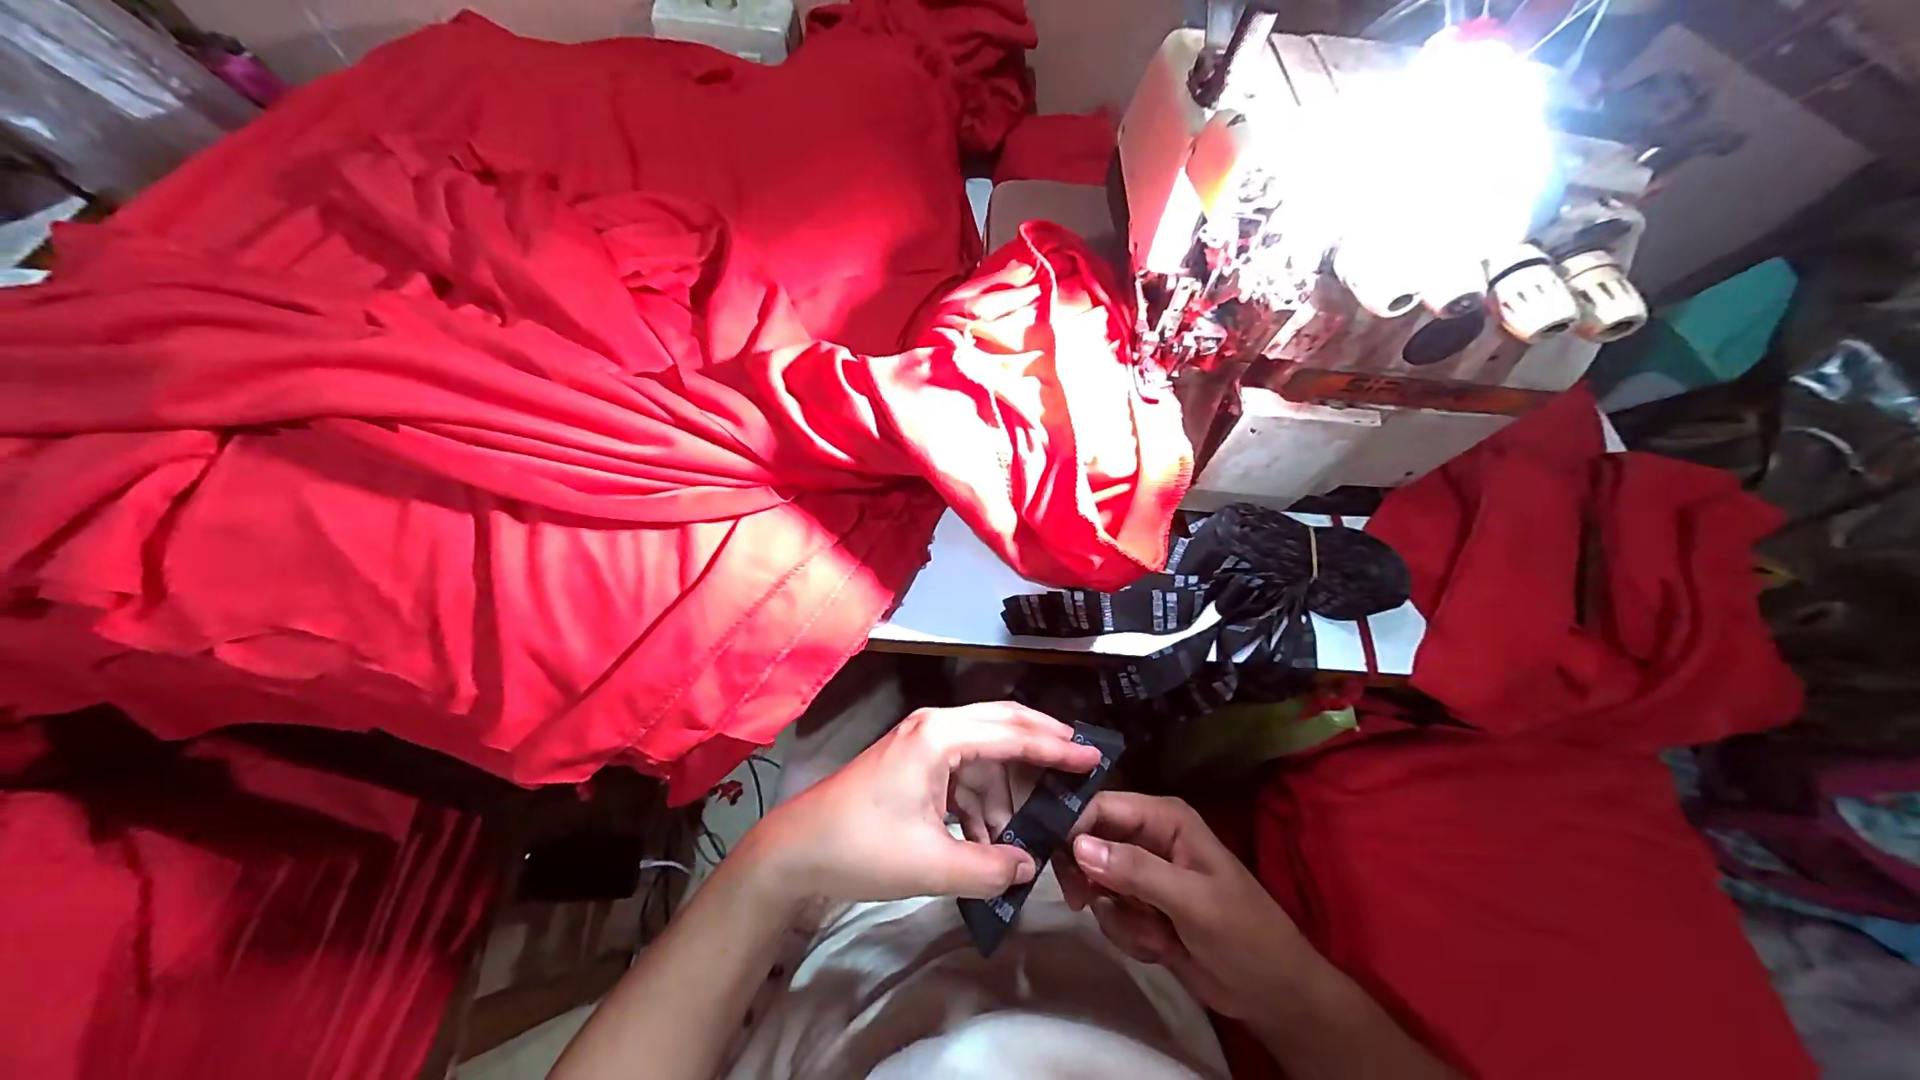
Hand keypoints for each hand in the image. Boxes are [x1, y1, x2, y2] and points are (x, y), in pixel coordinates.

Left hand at [733, 702, 1102, 906]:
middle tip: (1079, 768)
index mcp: (940, 735)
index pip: (1012, 733)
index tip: (1094, 756)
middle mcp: (935, 728)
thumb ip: (990, 868)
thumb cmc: (862, 848)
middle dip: (1041, 748)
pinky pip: (964, 777)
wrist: (796, 852)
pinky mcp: (915, 766)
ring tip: (1031, 829)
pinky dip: (983, 805)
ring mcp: (923, 745)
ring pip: (985, 757)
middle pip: (1003, 726)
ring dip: (1008, 792)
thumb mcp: (932, 865)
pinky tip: (991, 840)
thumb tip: (1028, 867)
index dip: (1057, 746)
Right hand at [1057, 791, 1313, 1019]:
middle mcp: (1148, 837)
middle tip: (1084, 902)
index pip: (1102, 806)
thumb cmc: (1243, 934)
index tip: (1059, 864)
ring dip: (1118, 916)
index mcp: (1164, 818)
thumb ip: (1135, 870)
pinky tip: (1160, 947)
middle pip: (1089, 841)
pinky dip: (1128, 934)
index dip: (1075, 828)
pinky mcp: (1141, 907)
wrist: (1273, 994)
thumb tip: (1078, 845)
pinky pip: (1109, 912)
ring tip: (1154, 935)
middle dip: (1090, 878)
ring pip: (1096, 882)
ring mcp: (1144, 874)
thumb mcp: (1191, 901)